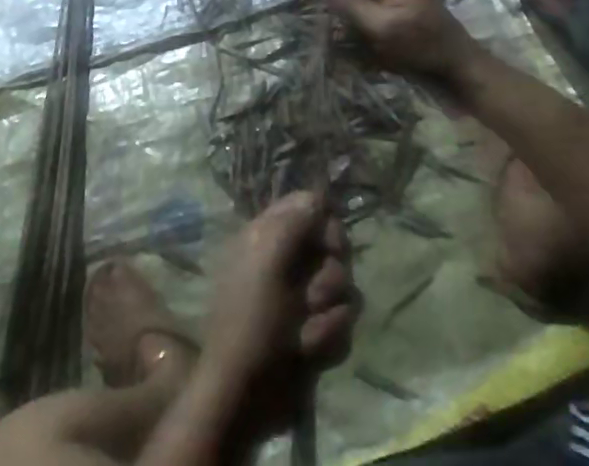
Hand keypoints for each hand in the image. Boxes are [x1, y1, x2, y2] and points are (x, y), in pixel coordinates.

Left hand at [203, 192, 357, 385]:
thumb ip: (292, 222)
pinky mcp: (317, 328)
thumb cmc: (251, 321)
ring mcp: (303, 296)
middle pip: (333, 248)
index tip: (330, 244)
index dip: (325, 223)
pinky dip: (327, 337)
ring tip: (303, 333)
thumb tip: (317, 194)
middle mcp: (287, 261)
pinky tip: (308, 350)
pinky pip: (343, 321)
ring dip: (326, 313)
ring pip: (343, 287)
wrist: (245, 393)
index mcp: (267, 237)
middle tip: (311, 296)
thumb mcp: (266, 260)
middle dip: (329, 276)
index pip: (309, 207)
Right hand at [324, 0, 483, 84]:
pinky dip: (357, 13)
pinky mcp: (401, 10)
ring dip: (344, 3)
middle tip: (308, 2)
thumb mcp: (382, 26)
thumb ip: (350, 5)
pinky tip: (346, 24)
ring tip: (323, 15)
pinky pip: (371, 5)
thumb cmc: (421, 44)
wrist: (459, 64)